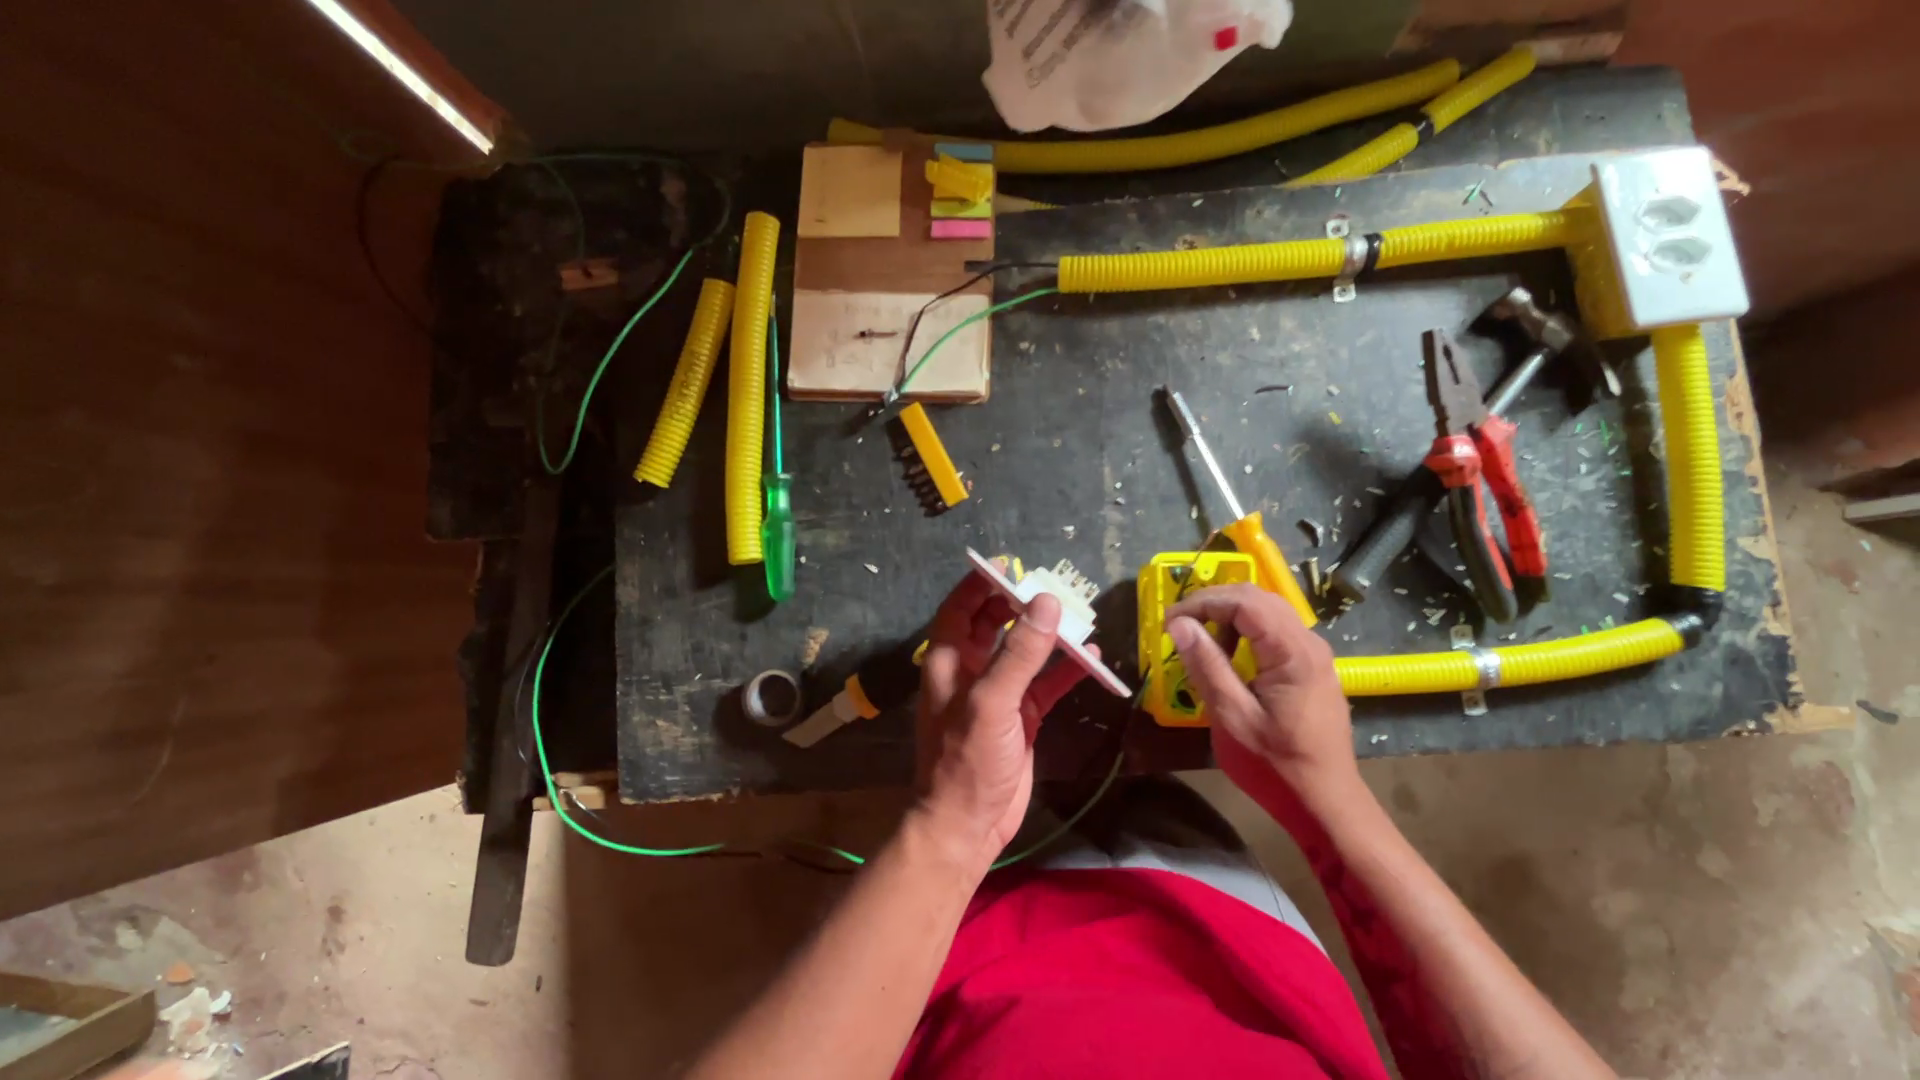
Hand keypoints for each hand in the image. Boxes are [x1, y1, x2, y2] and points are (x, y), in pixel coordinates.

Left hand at [914, 568, 1091, 870]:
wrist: (967, 825)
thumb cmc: (967, 760)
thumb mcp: (992, 702)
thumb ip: (1019, 654)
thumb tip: (1045, 603)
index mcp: (949, 660)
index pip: (960, 607)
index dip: (981, 583)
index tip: (1011, 564)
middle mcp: (971, 670)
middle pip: (995, 624)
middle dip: (1022, 605)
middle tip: (1056, 587)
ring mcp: (998, 694)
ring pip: (1025, 652)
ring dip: (1049, 636)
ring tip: (1081, 617)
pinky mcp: (1022, 717)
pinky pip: (1046, 684)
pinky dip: (1067, 671)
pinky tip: (1094, 661)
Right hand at [1165, 585, 1357, 809]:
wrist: (1325, 803)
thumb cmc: (1276, 766)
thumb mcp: (1232, 718)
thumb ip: (1207, 666)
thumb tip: (1179, 625)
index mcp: (1293, 652)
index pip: (1245, 602)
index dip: (1202, 603)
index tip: (1169, 622)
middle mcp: (1310, 644)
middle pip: (1259, 599)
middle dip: (1214, 603)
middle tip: (1179, 625)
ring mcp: (1315, 656)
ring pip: (1269, 612)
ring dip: (1230, 615)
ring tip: (1200, 640)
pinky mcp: (1312, 669)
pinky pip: (1277, 632)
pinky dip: (1247, 631)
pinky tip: (1229, 656)